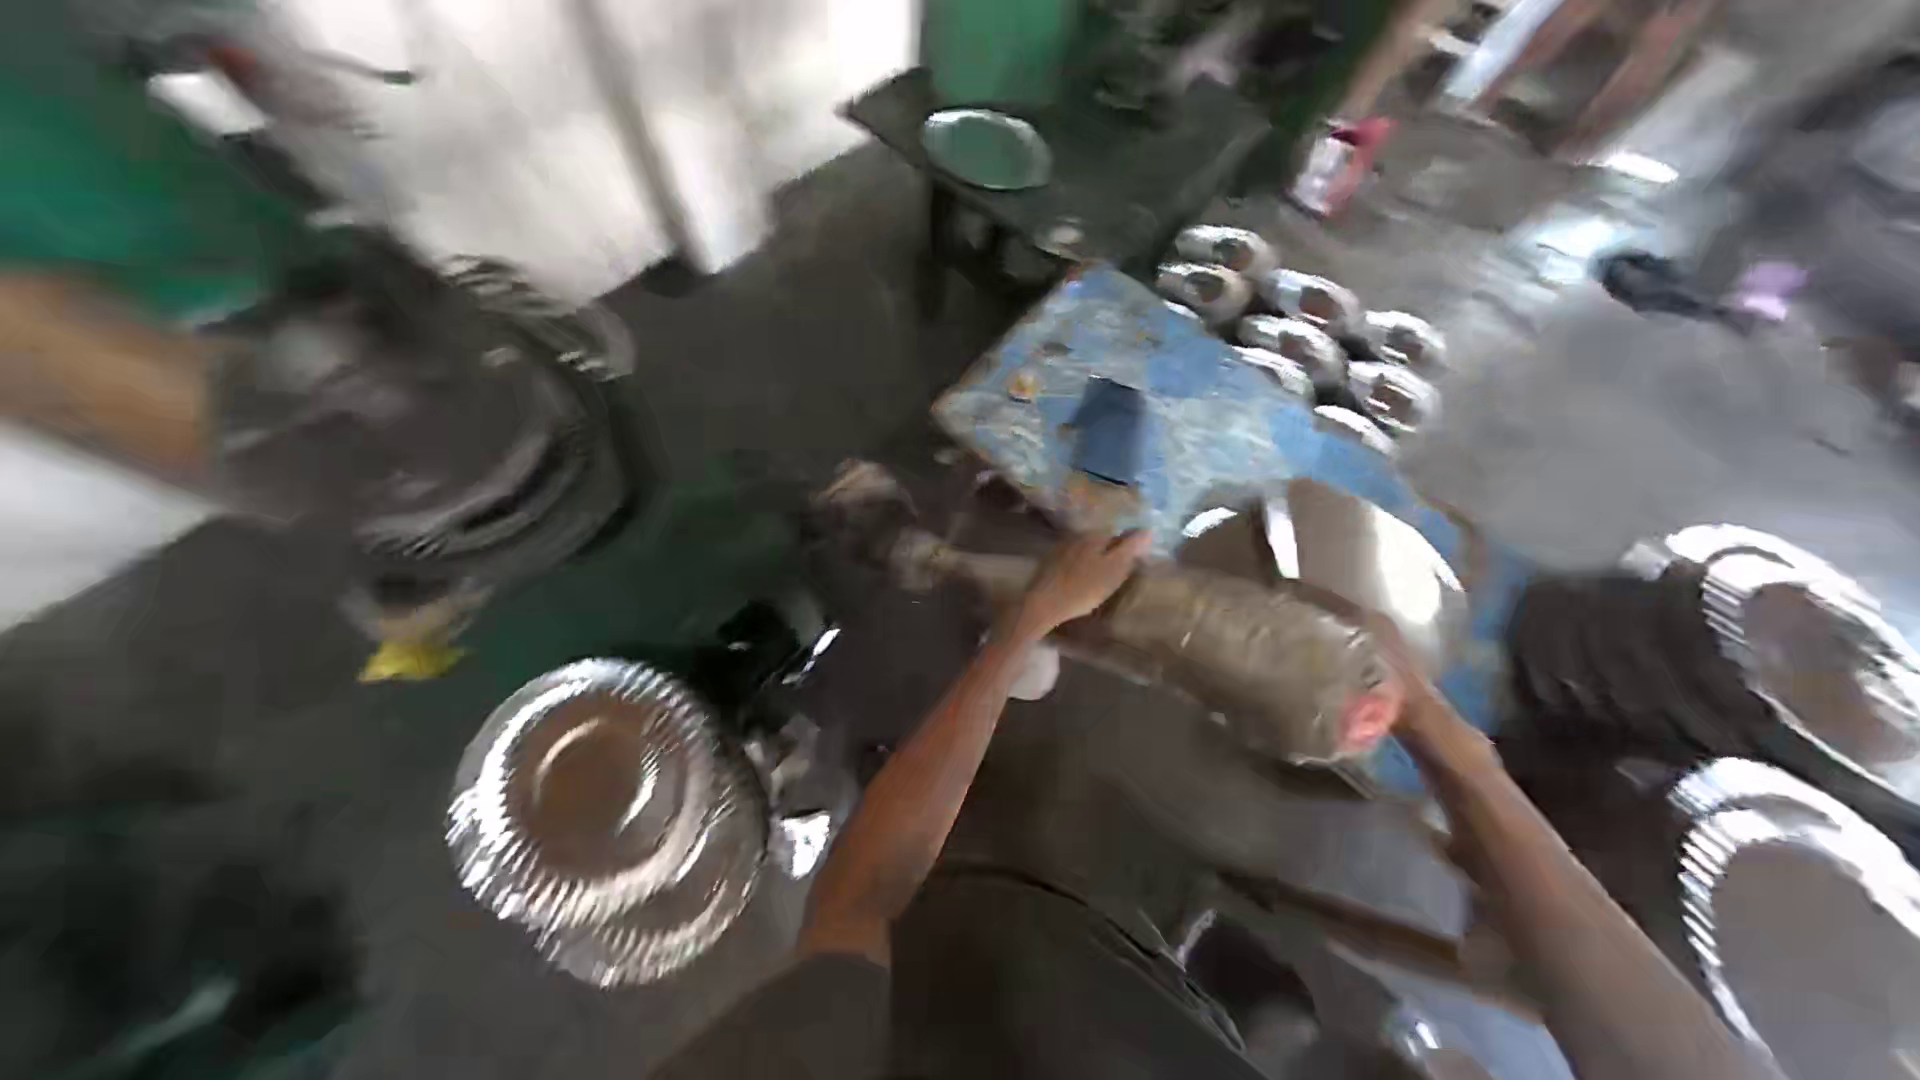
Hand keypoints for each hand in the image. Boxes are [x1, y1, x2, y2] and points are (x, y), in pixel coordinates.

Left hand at [1007, 531, 1150, 641]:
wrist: (1044, 603)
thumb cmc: (1084, 588)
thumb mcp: (1114, 569)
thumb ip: (1130, 548)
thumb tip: (1148, 530)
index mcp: (1095, 536)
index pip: (1118, 536)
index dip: (1127, 550)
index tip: (1130, 567)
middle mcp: (1077, 536)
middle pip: (1101, 542)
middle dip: (1109, 554)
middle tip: (1114, 576)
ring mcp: (1061, 548)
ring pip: (1085, 551)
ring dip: (1093, 561)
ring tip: (1097, 581)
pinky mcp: (1049, 562)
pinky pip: (1071, 561)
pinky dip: (1077, 568)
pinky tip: (1078, 582)